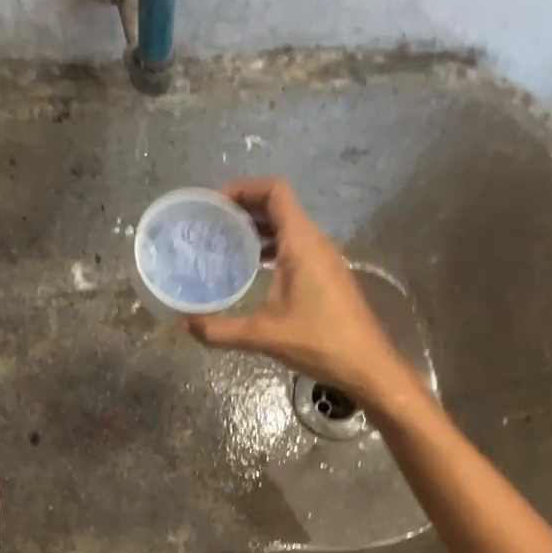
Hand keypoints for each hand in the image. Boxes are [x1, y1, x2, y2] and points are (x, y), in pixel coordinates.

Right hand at [186, 178, 408, 402]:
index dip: (243, 188)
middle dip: (243, 208)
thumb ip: (219, 330)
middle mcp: (315, 242)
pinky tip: (251, 269)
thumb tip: (185, 326)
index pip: (274, 191)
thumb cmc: (318, 341)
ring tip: (224, 242)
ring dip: (257, 228)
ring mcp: (324, 258)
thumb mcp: (262, 336)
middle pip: (278, 206)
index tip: (214, 203)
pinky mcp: (327, 274)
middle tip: (210, 223)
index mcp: (302, 243)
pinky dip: (271, 247)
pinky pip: (295, 246)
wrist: (366, 365)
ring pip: (287, 227)